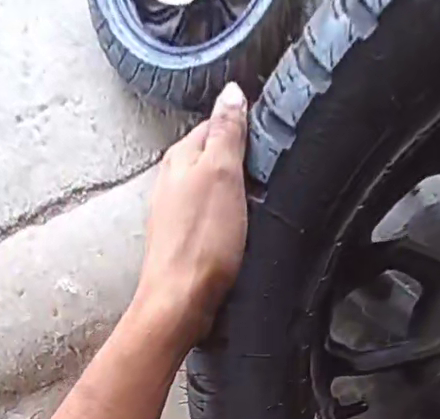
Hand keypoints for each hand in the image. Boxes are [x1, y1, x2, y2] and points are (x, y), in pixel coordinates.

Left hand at [130, 83, 248, 347]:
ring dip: (234, 197)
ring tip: (257, 208)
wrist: (179, 304)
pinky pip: (210, 224)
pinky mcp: (184, 247)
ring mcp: (175, 218)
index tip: (268, 141)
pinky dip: (226, 224)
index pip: (214, 124)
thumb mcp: (221, 174)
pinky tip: (239, 236)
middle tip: (268, 177)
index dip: (242, 129)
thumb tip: (232, 93)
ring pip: (211, 193)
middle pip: (212, 160)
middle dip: (239, 165)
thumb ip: (227, 132)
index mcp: (179, 158)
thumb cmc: (200, 244)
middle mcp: (172, 184)